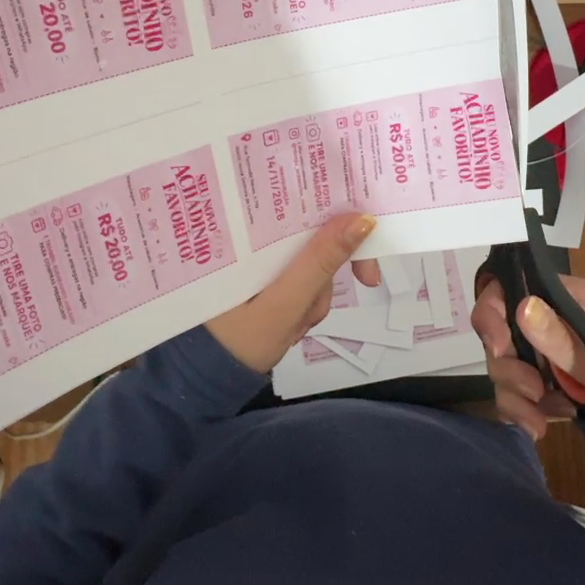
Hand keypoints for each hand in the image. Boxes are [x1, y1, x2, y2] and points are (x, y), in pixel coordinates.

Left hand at [206, 212, 380, 371]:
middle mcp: (250, 237)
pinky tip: (293, 324)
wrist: (211, 382)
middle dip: (331, 268)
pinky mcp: (264, 278)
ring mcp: (258, 260)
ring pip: (311, 260)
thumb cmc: (238, 341)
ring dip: (317, 293)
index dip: (339, 213)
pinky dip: (307, 301)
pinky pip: (301, 278)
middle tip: (368, 280)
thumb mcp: (284, 303)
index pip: (298, 203)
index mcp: (245, 230)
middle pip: (311, 232)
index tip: (372, 232)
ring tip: (296, 325)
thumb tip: (363, 219)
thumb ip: (320, 263)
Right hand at [473, 273, 584, 438]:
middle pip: (502, 327)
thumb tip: (521, 306)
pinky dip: (520, 409)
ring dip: (515, 394)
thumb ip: (564, 343)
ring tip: (541, 421)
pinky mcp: (545, 374)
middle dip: (508, 366)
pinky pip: (513, 387)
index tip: (498, 348)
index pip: (516, 285)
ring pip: (504, 361)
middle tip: (533, 393)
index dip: (494, 311)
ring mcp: (550, 346)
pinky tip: (541, 425)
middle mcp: (559, 315)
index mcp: (579, 299)